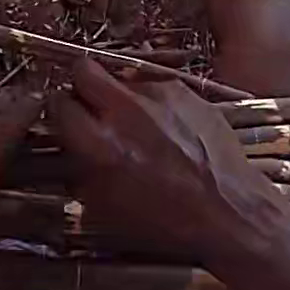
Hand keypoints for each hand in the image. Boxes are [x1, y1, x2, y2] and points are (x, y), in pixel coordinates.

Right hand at [47, 58, 288, 262]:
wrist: (230, 212)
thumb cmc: (168, 221)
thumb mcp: (110, 207)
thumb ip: (82, 169)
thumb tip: (68, 144)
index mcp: (103, 144)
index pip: (59, 103)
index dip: (60, 109)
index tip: (66, 115)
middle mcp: (125, 110)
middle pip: (83, 68)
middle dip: (81, 81)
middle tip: (91, 101)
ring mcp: (155, 94)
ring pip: (121, 77)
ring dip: (121, 95)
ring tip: (140, 123)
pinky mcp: (181, 88)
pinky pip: (154, 86)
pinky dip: (154, 102)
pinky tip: (169, 127)